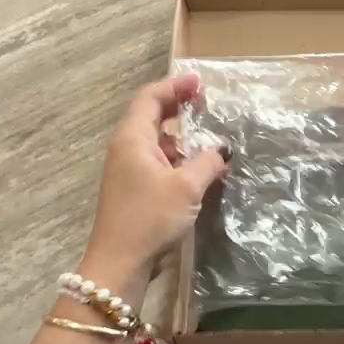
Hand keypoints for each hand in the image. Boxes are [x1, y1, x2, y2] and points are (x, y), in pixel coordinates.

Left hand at [82, 74, 229, 287]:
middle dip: (179, 108)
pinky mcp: (135, 191)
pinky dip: (179, 160)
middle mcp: (126, 149)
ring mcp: (128, 171)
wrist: (120, 263)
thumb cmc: (150, 218)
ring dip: (183, 139)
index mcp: (133, 138)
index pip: (151, 98)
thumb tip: (223, 149)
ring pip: (158, 143)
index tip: (199, 81)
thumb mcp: (186, 186)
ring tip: (212, 141)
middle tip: (207, 104)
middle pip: (153, 117)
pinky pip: (159, 164)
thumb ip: (208, 162)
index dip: (175, 86)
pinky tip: (201, 171)